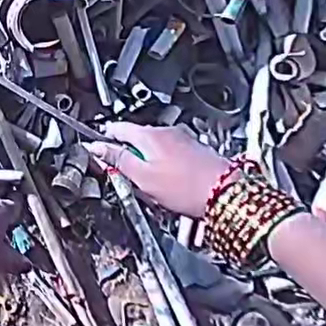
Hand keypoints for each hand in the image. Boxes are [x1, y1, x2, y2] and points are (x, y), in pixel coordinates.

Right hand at [83, 122, 232, 218]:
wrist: (229, 196)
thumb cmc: (188, 188)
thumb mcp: (142, 177)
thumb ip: (117, 160)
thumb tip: (96, 147)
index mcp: (148, 135)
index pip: (115, 128)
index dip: (104, 140)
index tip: (99, 152)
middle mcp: (166, 132)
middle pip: (135, 139)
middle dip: (128, 156)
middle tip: (128, 178)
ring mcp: (182, 140)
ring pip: (153, 148)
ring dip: (147, 163)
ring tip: (152, 186)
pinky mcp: (195, 150)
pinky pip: (170, 154)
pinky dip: (164, 166)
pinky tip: (171, 185)